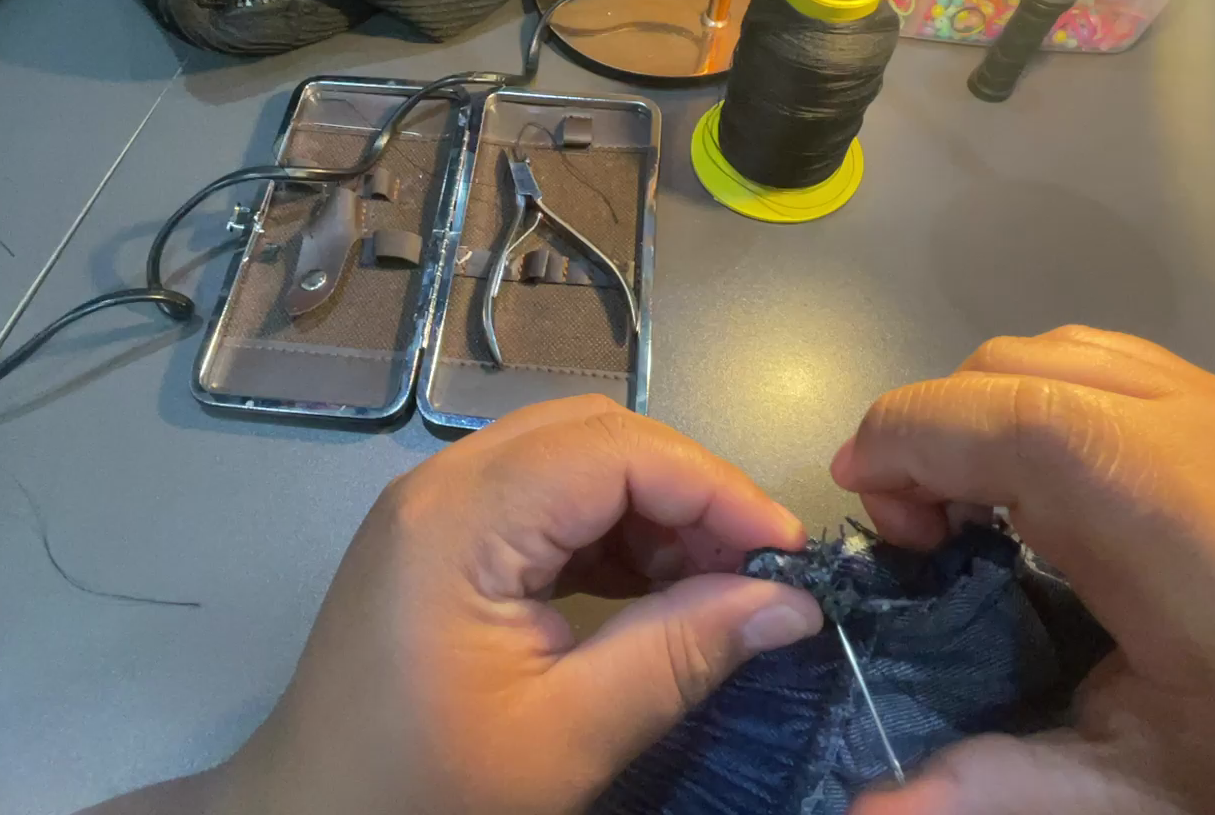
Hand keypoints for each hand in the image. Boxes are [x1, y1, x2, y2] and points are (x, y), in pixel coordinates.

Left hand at [86, 396, 821, 814]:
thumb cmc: (424, 792)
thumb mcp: (566, 738)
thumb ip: (681, 654)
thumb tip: (790, 603)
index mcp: (461, 518)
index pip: (611, 451)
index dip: (710, 485)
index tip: (784, 549)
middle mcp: (447, 479)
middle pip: (594, 434)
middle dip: (685, 485)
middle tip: (750, 563)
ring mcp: (442, 496)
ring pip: (576, 453)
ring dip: (652, 502)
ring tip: (710, 576)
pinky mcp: (449, 524)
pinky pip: (549, 492)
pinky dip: (611, 524)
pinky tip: (650, 579)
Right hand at [832, 326, 1214, 814]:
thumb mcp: (1160, 795)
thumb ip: (1001, 785)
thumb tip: (867, 812)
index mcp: (1156, 510)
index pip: (977, 416)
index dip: (892, 446)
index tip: (873, 518)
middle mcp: (1185, 427)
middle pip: (992, 372)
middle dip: (924, 433)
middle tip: (927, 528)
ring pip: (1040, 352)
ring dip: (977, 408)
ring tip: (986, 495)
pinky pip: (1094, 356)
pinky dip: (1035, 392)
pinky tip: (1056, 471)